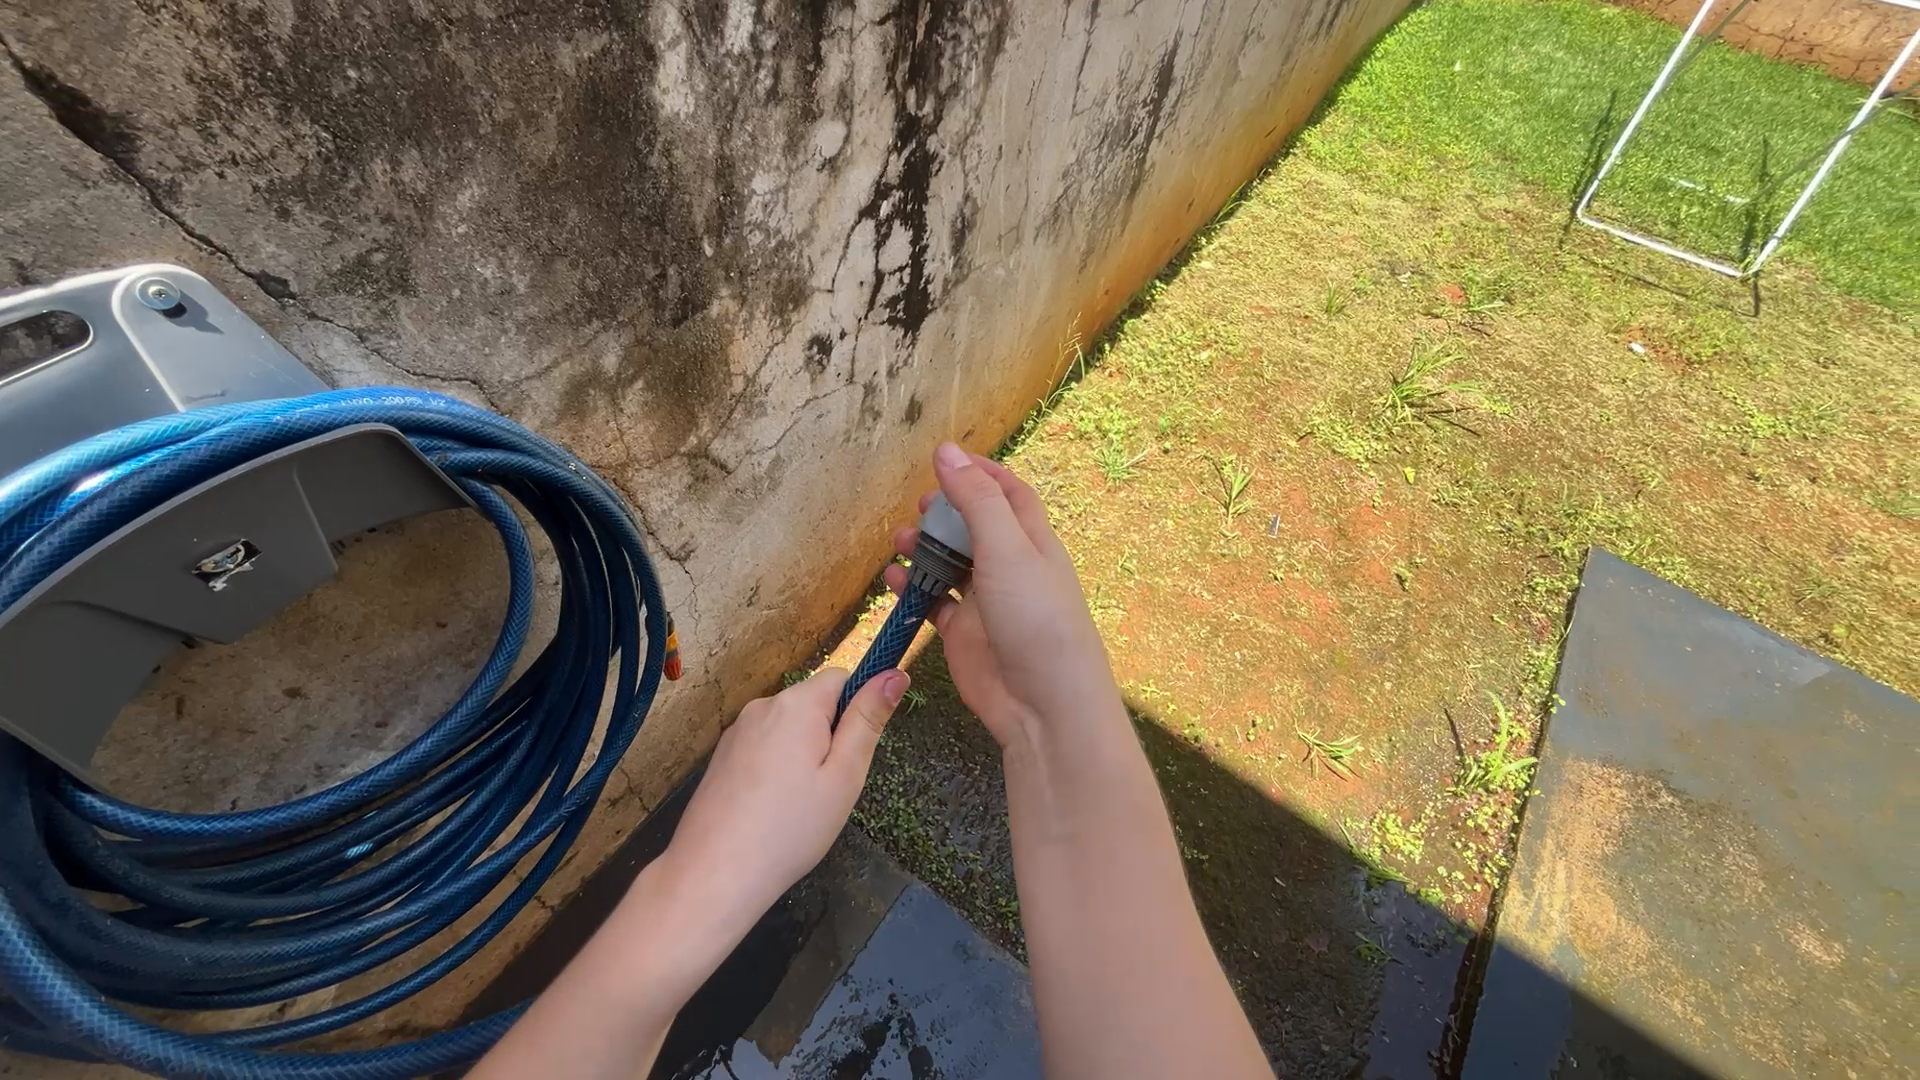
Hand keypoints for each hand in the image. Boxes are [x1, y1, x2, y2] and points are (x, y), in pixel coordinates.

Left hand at [652, 668, 905, 951]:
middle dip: (831, 736)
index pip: (841, 677)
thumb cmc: (791, 828)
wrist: (713, 876)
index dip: (857, 709)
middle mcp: (763, 706)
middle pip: (814, 704)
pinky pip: (765, 747)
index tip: (854, 754)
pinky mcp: (721, 757)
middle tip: (830, 788)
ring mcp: (737, 731)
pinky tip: (772, 809)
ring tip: (800, 805)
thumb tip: (895, 673)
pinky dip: (777, 767)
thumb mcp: (844, 775)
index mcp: (796, 704)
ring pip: (789, 728)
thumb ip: (868, 720)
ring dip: (804, 753)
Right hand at [883, 443, 1124, 761]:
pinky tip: (894, 580)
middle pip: (975, 526)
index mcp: (1032, 542)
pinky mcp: (963, 634)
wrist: (1043, 704)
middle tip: (919, 506)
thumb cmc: (1034, 617)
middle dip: (946, 511)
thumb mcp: (1007, 549)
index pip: (1009, 494)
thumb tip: (946, 450)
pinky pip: (933, 602)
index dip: (982, 472)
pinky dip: (913, 588)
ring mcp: (985, 602)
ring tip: (899, 541)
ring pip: (950, 564)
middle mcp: (1010, 567)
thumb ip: (975, 500)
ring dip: (925, 549)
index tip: (946, 458)